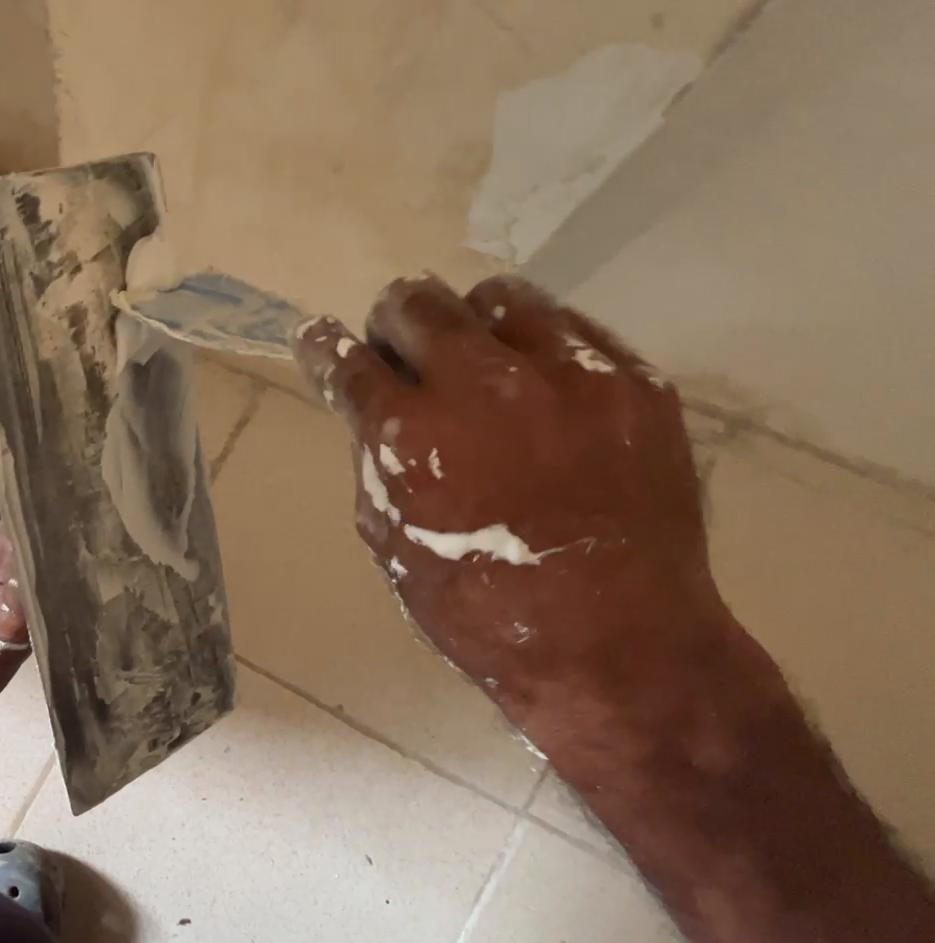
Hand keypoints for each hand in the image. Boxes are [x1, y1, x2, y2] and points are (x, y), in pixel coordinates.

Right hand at [293, 274, 732, 728]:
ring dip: (467, 320)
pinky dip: (535, 342)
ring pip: (497, 298)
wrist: (612, 639)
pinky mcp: (633, 380)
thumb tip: (378, 418)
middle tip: (394, 346)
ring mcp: (565, 374)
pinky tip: (533, 378)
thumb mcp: (389, 538)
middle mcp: (479, 385)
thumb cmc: (475, 606)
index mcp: (406, 435)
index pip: (346, 362)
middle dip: (391, 322)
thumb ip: (375, 464)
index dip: (321, 346)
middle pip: (416, 305)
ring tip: (470, 354)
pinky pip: (570, 326)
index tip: (315, 336)